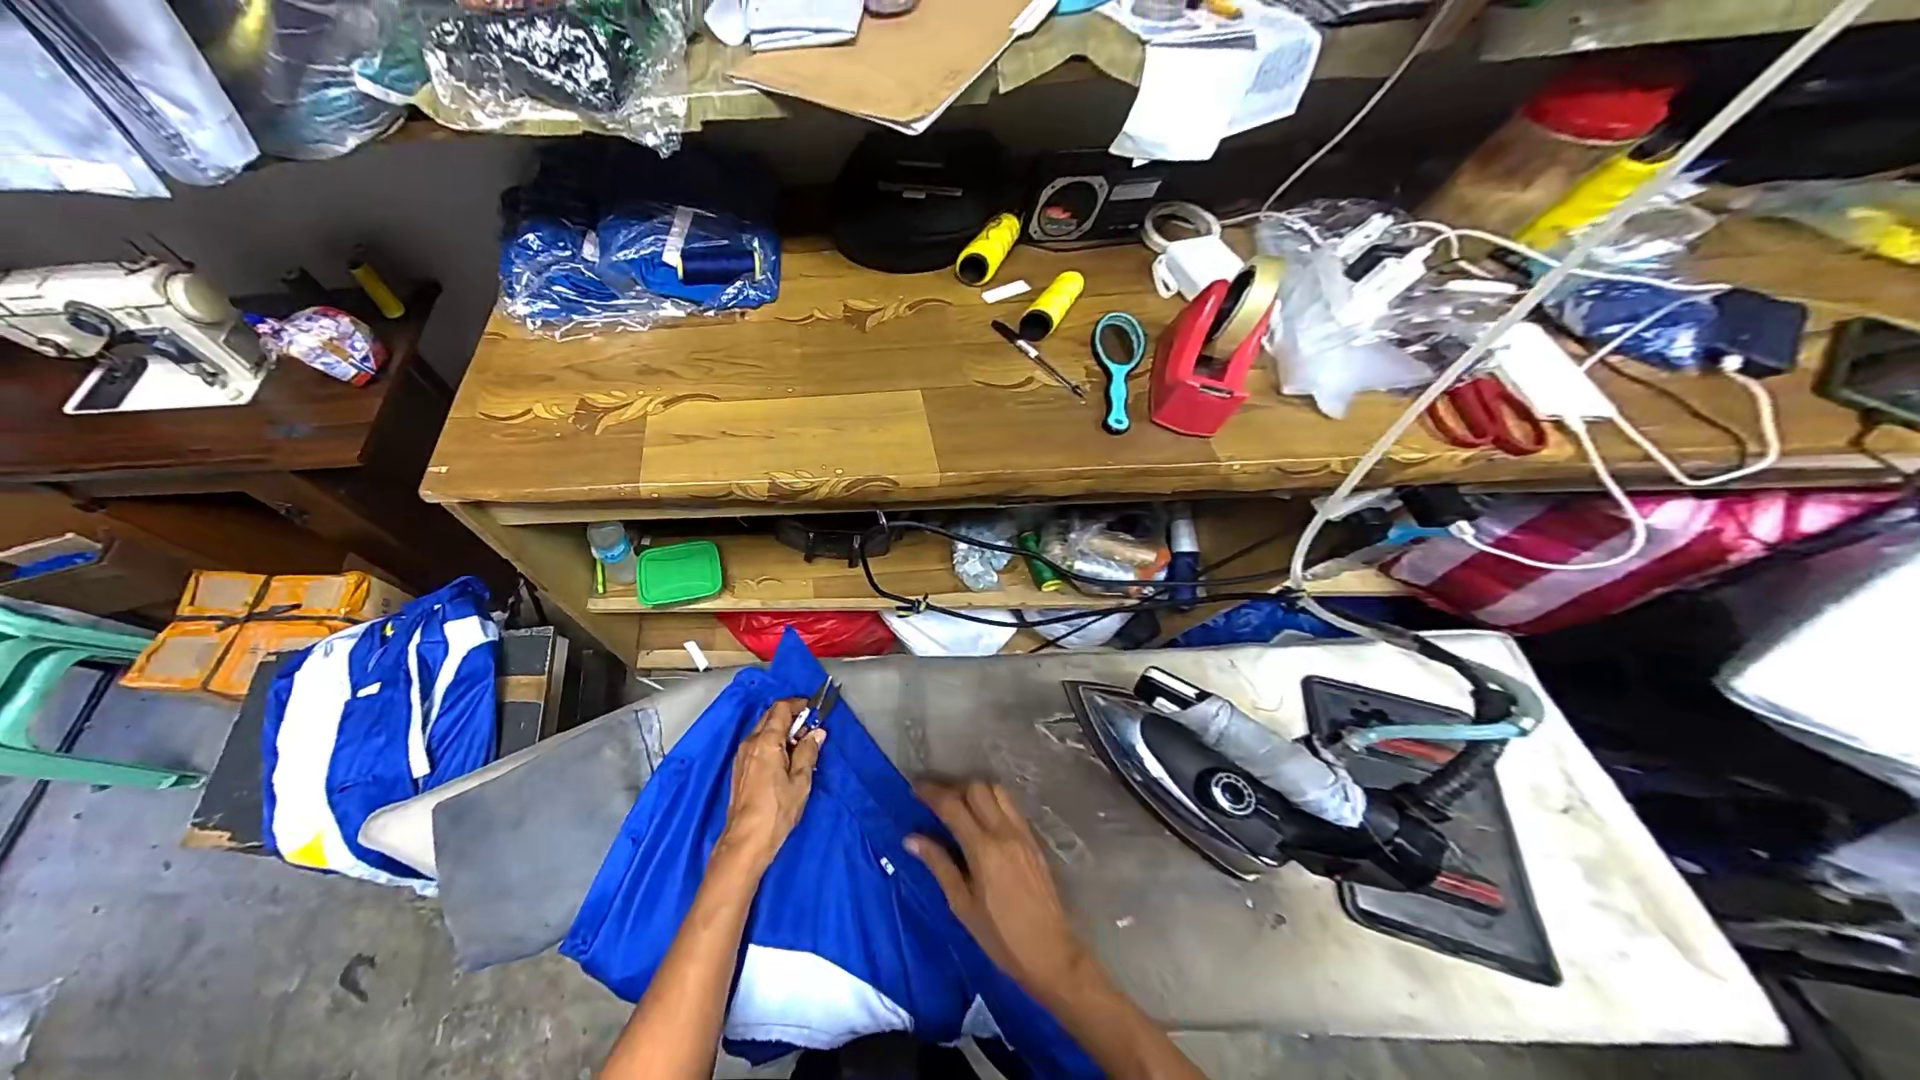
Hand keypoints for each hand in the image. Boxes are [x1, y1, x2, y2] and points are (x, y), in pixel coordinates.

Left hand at [716, 699, 825, 872]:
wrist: (746, 840)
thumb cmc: (777, 810)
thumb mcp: (801, 780)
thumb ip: (808, 752)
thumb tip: (817, 733)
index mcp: (765, 741)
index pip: (781, 709)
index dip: (798, 704)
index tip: (813, 710)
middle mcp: (750, 743)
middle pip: (770, 717)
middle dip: (790, 717)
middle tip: (810, 730)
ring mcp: (742, 756)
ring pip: (762, 731)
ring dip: (781, 731)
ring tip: (800, 747)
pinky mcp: (739, 769)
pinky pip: (757, 745)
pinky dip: (771, 743)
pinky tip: (784, 761)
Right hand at [906, 780, 1089, 1005]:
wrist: (1049, 950)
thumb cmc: (999, 935)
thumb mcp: (962, 904)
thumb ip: (939, 865)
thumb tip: (911, 838)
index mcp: (983, 849)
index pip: (953, 806)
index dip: (931, 792)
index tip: (915, 788)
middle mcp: (1004, 832)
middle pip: (976, 788)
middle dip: (953, 788)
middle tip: (935, 800)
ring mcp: (1022, 833)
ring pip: (997, 791)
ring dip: (975, 790)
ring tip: (959, 806)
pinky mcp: (1033, 839)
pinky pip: (1011, 805)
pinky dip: (993, 801)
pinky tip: (983, 818)